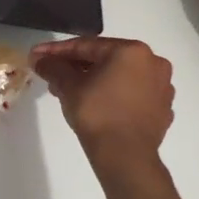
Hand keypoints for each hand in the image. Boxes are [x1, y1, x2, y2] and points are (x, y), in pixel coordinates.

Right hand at [31, 36, 174, 161]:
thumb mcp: (68, 86)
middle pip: (104, 58)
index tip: (35, 55)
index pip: (85, 45)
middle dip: (75, 65)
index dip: (56, 50)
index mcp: (131, 51)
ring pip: (119, 74)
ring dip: (93, 78)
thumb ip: (53, 67)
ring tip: (68, 89)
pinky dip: (112, 92)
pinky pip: (132, 91)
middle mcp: (153, 62)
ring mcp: (162, 85)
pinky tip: (94, 101)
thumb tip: (38, 58)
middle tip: (50, 73)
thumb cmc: (96, 112)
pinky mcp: (163, 106)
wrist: (126, 153)